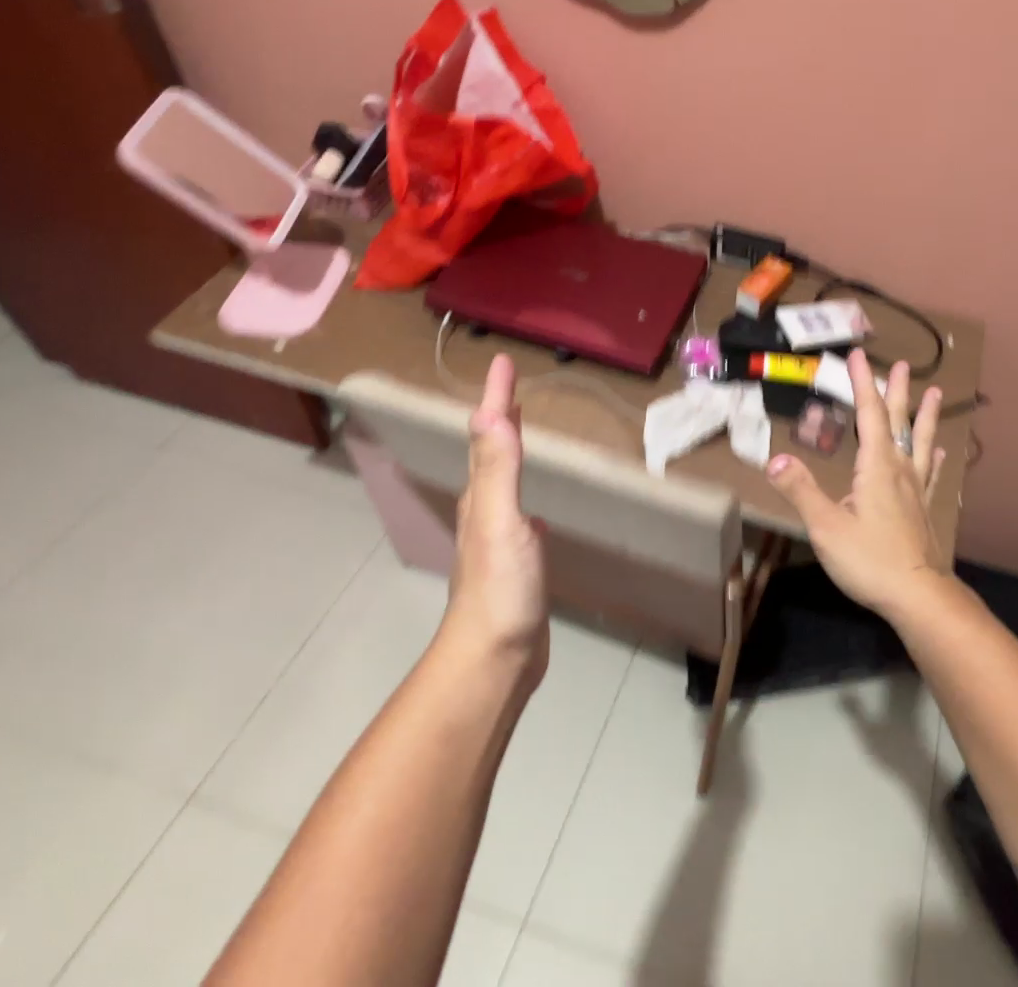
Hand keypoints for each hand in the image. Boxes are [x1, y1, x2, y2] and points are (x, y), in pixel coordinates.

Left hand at [444, 354, 548, 681]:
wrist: (497, 656)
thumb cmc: (500, 589)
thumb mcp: (501, 521)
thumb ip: (498, 469)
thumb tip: (491, 411)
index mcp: (481, 498)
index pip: (487, 436)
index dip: (496, 398)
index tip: (503, 362)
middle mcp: (485, 514)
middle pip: (489, 456)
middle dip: (498, 421)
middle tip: (510, 391)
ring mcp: (499, 543)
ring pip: (502, 486)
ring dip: (510, 456)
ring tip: (520, 437)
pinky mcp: (516, 568)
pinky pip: (520, 520)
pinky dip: (525, 503)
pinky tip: (536, 515)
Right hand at [766, 350, 950, 618]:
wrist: (918, 595)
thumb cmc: (869, 560)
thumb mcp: (825, 527)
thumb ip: (801, 490)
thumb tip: (775, 458)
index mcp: (876, 469)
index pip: (869, 416)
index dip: (862, 384)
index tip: (858, 356)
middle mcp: (900, 471)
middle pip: (898, 423)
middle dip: (896, 393)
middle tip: (901, 365)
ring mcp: (916, 491)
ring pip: (920, 444)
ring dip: (925, 417)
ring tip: (934, 394)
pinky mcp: (924, 511)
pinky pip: (930, 475)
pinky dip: (933, 458)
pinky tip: (939, 453)